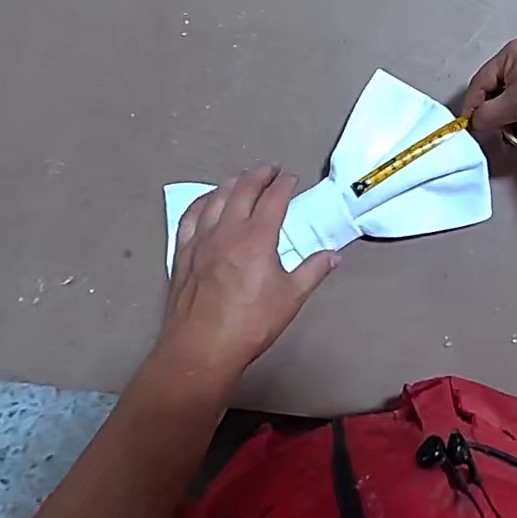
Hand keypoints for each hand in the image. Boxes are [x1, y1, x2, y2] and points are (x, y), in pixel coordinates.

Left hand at [155, 166, 339, 388]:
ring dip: (232, 183)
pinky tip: (206, 201)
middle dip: (260, 174)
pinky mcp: (183, 253)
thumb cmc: (249, 325)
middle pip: (243, 189)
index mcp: (257, 238)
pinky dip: (201, 202)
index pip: (274, 198)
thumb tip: (333, 256)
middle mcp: (228, 231)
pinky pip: (190, 217)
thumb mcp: (291, 298)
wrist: (202, 349)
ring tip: (242, 178)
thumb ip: (313, 271)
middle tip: (271, 169)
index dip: (285, 184)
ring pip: (216, 198)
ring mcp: (201, 240)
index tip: (292, 178)